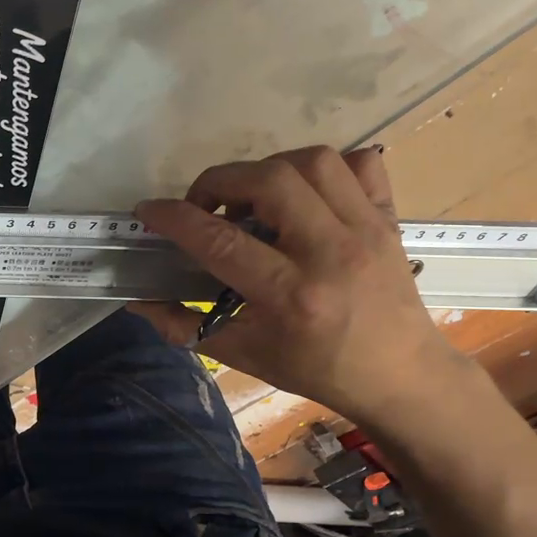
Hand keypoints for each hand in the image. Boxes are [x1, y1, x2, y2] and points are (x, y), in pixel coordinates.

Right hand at [129, 146, 470, 423]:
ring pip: (313, 162)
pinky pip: (361, 165)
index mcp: (289, 294)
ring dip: (267, 170)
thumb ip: (181, 325)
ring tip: (250, 198)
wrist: (399, 375)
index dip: (175, 218)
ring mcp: (366, 229)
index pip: (220, 239)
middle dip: (220, 181)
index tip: (148, 212)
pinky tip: (302, 195)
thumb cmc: (313, 368)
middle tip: (204, 206)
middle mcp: (330, 251)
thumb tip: (137, 301)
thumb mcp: (239, 354)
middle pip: (269, 181)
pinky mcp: (389, 218)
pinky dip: (324, 170)